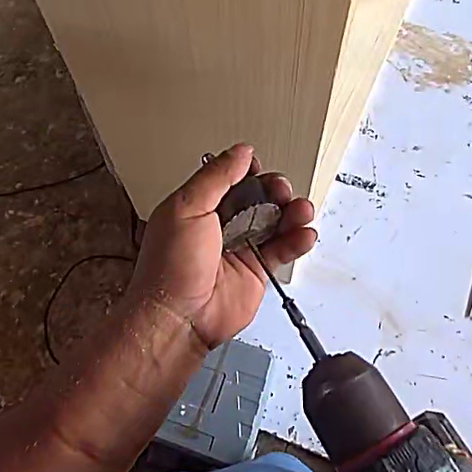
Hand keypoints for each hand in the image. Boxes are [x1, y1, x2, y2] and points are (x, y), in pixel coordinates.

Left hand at [128, 145, 316, 350]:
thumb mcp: (187, 208)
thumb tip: (240, 152)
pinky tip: (304, 234)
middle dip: (275, 191)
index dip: (248, 172)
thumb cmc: (168, 270)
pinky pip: (284, 249)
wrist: (179, 318)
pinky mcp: (257, 270)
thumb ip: (216, 177)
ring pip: (276, 221)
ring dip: (292, 212)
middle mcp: (220, 225)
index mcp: (198, 205)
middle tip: (280, 191)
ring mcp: (240, 248)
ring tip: (300, 210)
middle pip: (259, 197)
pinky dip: (298, 239)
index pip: (231, 178)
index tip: (259, 169)